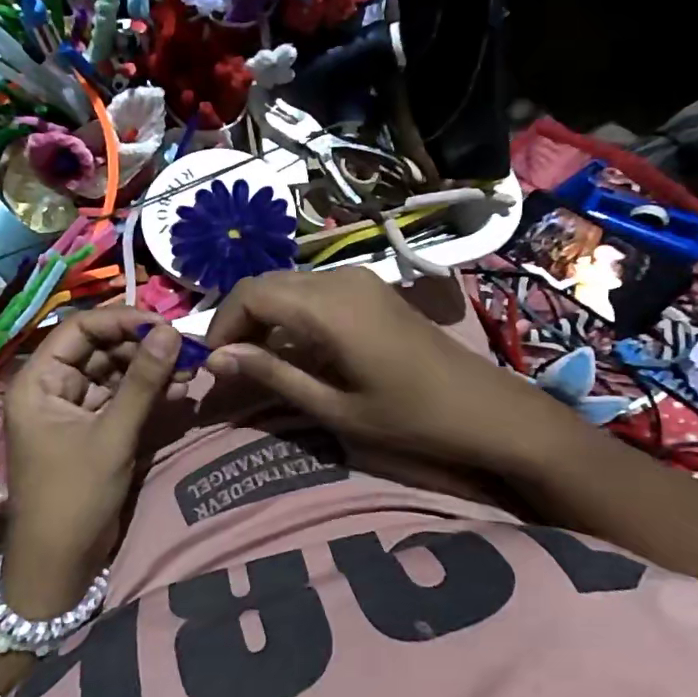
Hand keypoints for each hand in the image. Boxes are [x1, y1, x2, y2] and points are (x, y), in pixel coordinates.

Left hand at [1, 307, 186, 614]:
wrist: (60, 563)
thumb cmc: (74, 495)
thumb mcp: (112, 435)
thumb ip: (143, 382)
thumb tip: (171, 332)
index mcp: (39, 381)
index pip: (80, 329)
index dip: (122, 321)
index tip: (165, 325)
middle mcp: (54, 387)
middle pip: (101, 349)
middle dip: (143, 347)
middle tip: (186, 351)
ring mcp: (74, 408)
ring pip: (115, 373)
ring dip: (150, 370)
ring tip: (189, 372)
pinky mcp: (94, 428)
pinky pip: (121, 398)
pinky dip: (148, 394)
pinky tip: (179, 392)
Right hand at [203, 270, 574, 475]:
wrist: (483, 407)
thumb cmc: (410, 417)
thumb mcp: (334, 407)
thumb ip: (273, 376)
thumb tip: (215, 359)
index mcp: (328, 306)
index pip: (251, 293)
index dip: (222, 324)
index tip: (213, 364)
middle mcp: (339, 278)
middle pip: (266, 282)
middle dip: (239, 319)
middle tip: (231, 366)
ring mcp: (359, 279)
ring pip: (288, 283)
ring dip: (264, 315)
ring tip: (257, 361)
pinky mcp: (371, 288)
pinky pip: (313, 288)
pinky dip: (290, 311)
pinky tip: (294, 346)